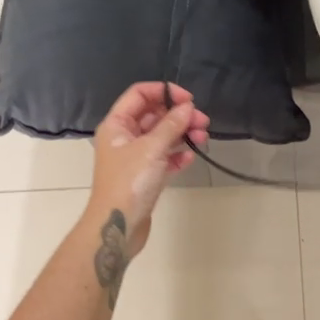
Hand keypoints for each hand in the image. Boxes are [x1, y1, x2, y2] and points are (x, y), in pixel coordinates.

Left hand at [90, 82, 210, 256]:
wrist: (117, 227)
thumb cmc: (129, 182)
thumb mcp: (151, 148)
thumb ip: (171, 125)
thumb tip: (187, 107)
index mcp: (117, 124)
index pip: (139, 94)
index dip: (164, 92)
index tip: (189, 99)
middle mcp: (124, 137)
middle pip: (154, 115)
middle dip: (178, 115)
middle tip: (203, 121)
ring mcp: (134, 157)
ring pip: (161, 136)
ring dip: (182, 133)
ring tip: (203, 137)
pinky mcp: (145, 176)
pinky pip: (164, 157)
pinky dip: (177, 154)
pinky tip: (190, 157)